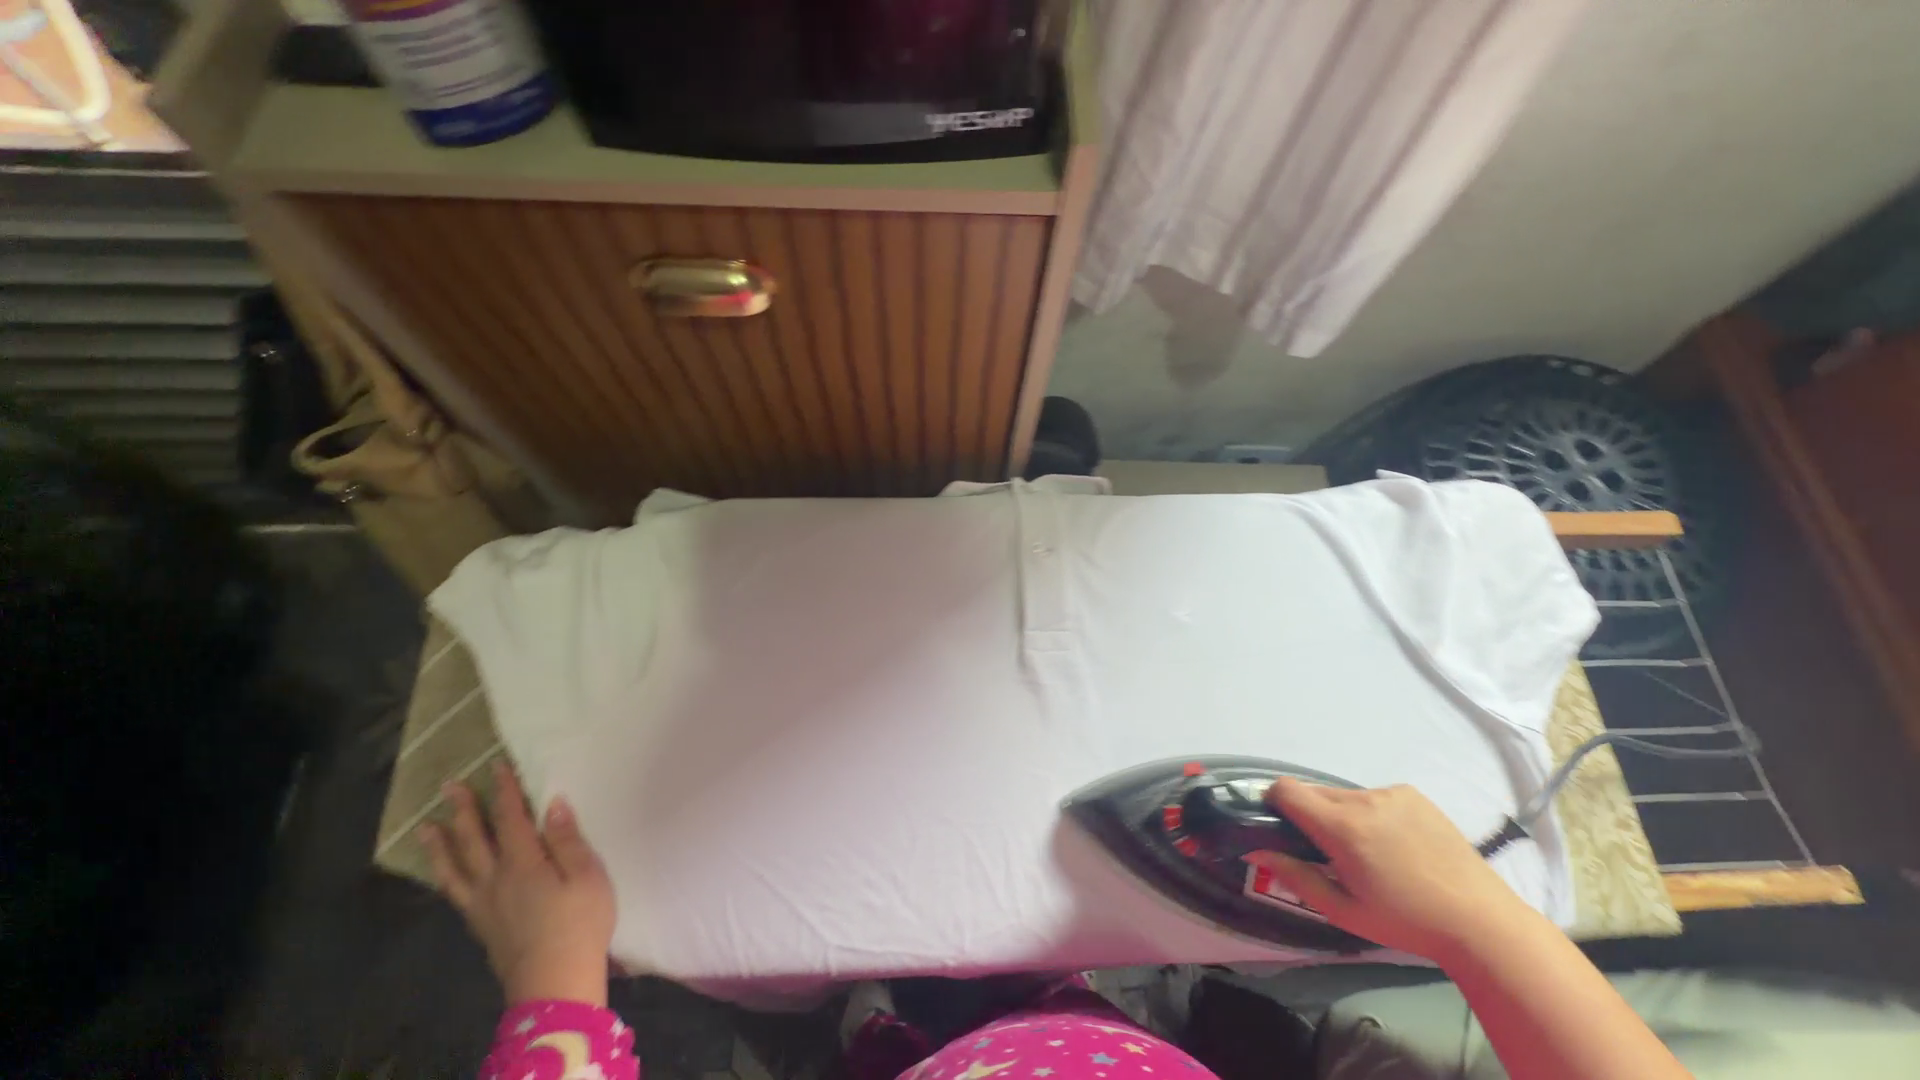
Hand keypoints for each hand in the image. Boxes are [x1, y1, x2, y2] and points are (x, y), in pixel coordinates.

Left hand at [420, 761, 616, 1005]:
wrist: (554, 982)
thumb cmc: (579, 924)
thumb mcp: (587, 876)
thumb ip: (567, 840)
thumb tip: (552, 804)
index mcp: (523, 863)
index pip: (510, 818)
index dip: (504, 791)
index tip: (496, 766)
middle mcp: (495, 879)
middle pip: (475, 839)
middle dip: (463, 810)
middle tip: (449, 787)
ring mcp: (484, 906)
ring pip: (455, 868)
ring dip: (441, 845)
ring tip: (427, 827)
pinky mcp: (482, 927)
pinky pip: (457, 894)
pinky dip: (447, 877)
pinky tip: (447, 874)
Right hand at [1247, 779, 1536, 963]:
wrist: (1479, 920)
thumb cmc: (1405, 921)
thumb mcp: (1342, 910)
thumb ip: (1294, 876)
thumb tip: (1256, 851)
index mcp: (1342, 827)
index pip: (1286, 789)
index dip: (1273, 803)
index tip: (1279, 827)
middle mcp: (1363, 799)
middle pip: (1313, 791)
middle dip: (1308, 815)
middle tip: (1324, 852)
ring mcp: (1392, 794)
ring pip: (1344, 796)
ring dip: (1340, 816)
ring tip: (1367, 853)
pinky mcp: (1415, 795)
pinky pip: (1374, 797)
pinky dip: (1370, 814)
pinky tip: (1394, 845)